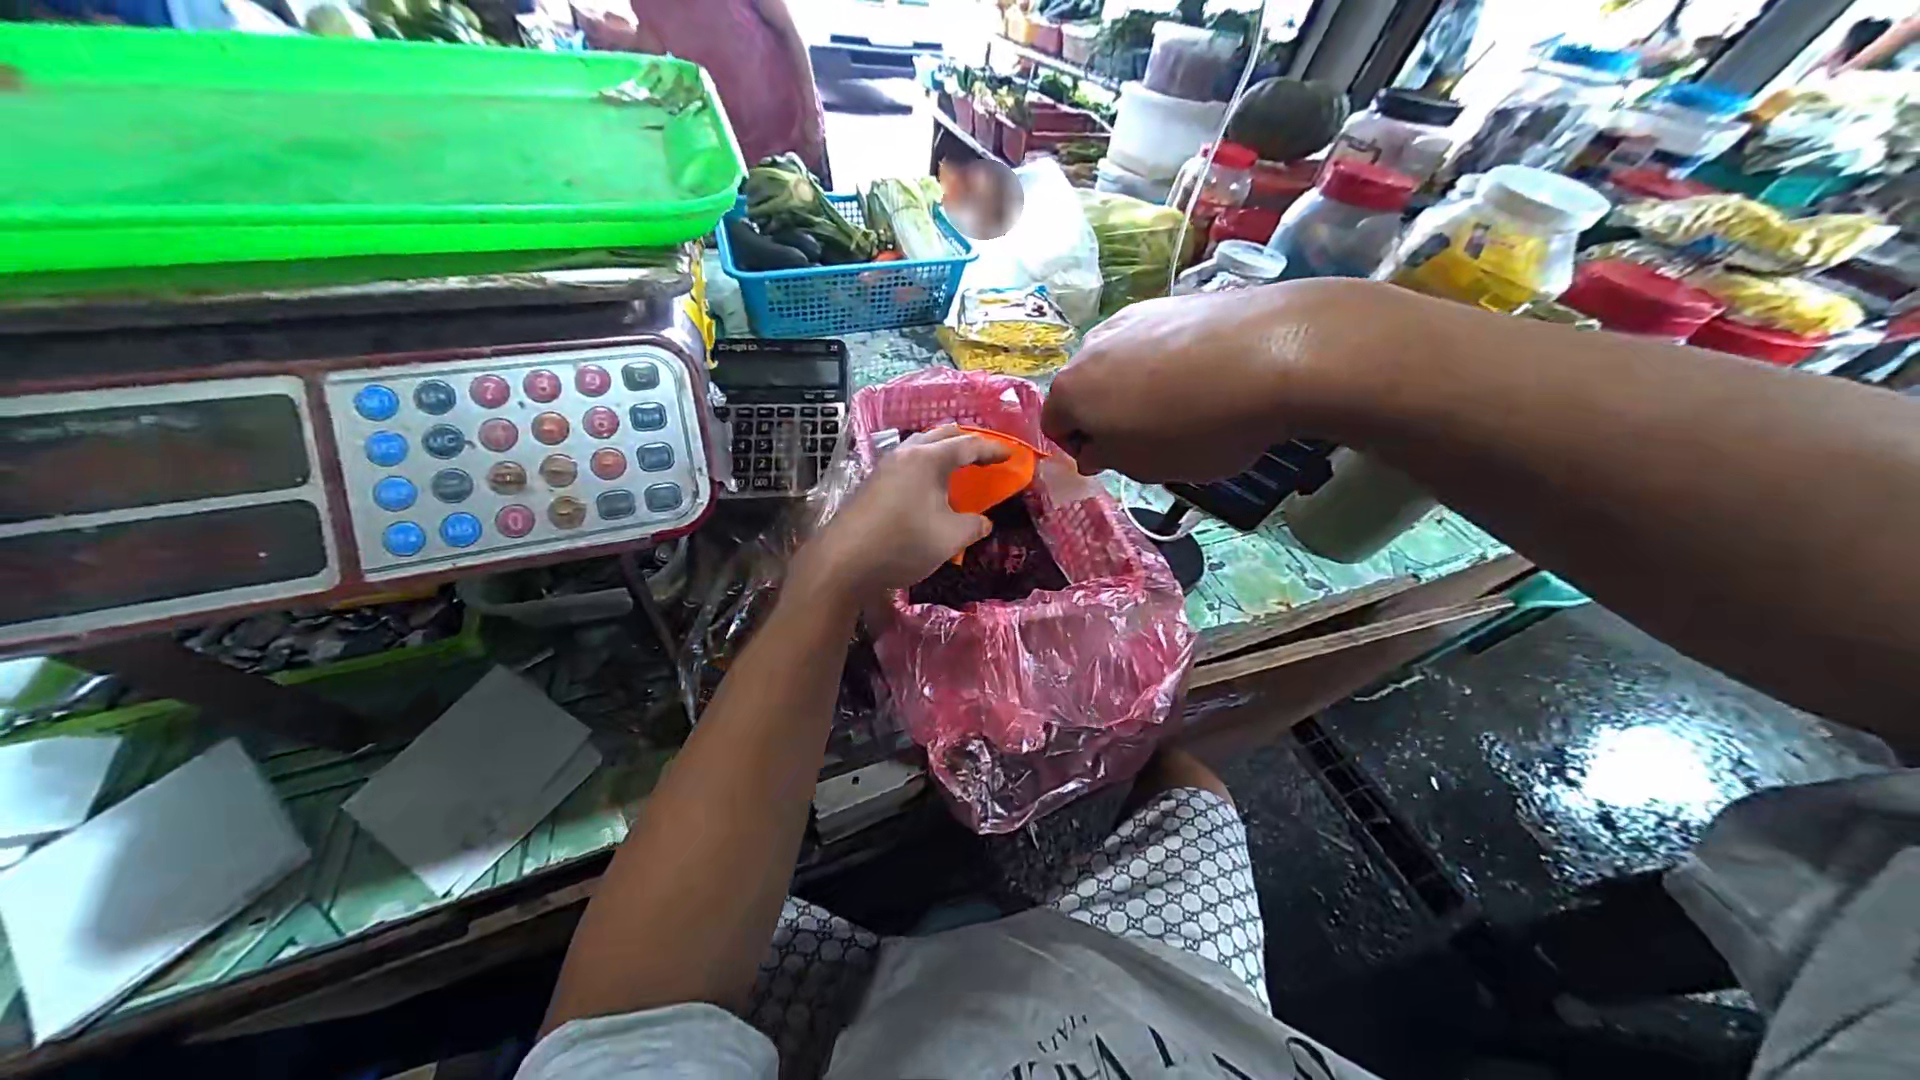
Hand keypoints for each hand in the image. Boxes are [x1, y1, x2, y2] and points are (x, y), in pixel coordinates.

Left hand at [793, 426, 1012, 598]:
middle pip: (941, 435)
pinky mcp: (872, 484)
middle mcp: (905, 454)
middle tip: (984, 457)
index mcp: (928, 459)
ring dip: (942, 453)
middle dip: (966, 442)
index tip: (1010, 457)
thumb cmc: (902, 543)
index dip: (992, 450)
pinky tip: (928, 490)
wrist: (842, 561)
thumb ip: (974, 526)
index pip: (969, 445)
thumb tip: (983, 522)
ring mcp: (884, 467)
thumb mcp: (950, 538)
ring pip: (920, 448)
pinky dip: (925, 468)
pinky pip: (906, 464)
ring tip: (957, 471)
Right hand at [1041, 279, 1386, 483]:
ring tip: (1183, 405)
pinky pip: (1158, 341)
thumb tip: (1092, 450)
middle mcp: (1092, 345)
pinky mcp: (1176, 300)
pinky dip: (1169, 362)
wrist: (1276, 353)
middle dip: (1106, 415)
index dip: (1080, 449)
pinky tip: (1206, 376)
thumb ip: (1106, 459)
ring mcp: (1135, 316)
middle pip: (1086, 388)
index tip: (1114, 462)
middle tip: (1148, 437)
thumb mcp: (1144, 467)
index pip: (1054, 425)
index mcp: (1072, 389)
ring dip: (1137, 386)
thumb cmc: (1196, 427)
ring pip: (1121, 362)